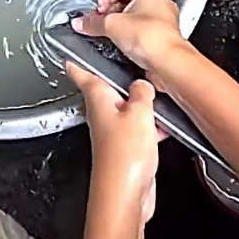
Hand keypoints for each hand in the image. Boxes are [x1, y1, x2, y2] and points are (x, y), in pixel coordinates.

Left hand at [67, 62, 159, 225]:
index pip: (80, 70)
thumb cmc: (124, 156)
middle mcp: (101, 112)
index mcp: (97, 97)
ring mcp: (113, 129)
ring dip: (140, 101)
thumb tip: (142, 83)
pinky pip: (138, 126)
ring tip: (157, 92)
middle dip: (119, 75)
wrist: (125, 194)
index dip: (77, 56)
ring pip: (126, 105)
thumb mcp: (139, 112)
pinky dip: (150, 123)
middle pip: (107, 86)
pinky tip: (165, 125)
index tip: (73, 43)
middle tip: (130, 60)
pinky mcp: (125, 145)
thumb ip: (142, 92)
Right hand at [71, 0, 189, 75]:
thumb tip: (81, 23)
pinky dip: (129, 40)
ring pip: (130, 20)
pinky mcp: (160, 38)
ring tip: (113, 37)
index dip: (103, 0)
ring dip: (118, 29)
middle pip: (122, 3)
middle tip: (101, 25)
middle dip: (109, 16)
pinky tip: (124, 47)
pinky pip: (139, 34)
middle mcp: (158, 2)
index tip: (97, 13)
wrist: (168, 64)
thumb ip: (92, 22)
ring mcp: (161, 21)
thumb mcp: (111, 25)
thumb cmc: (152, 38)